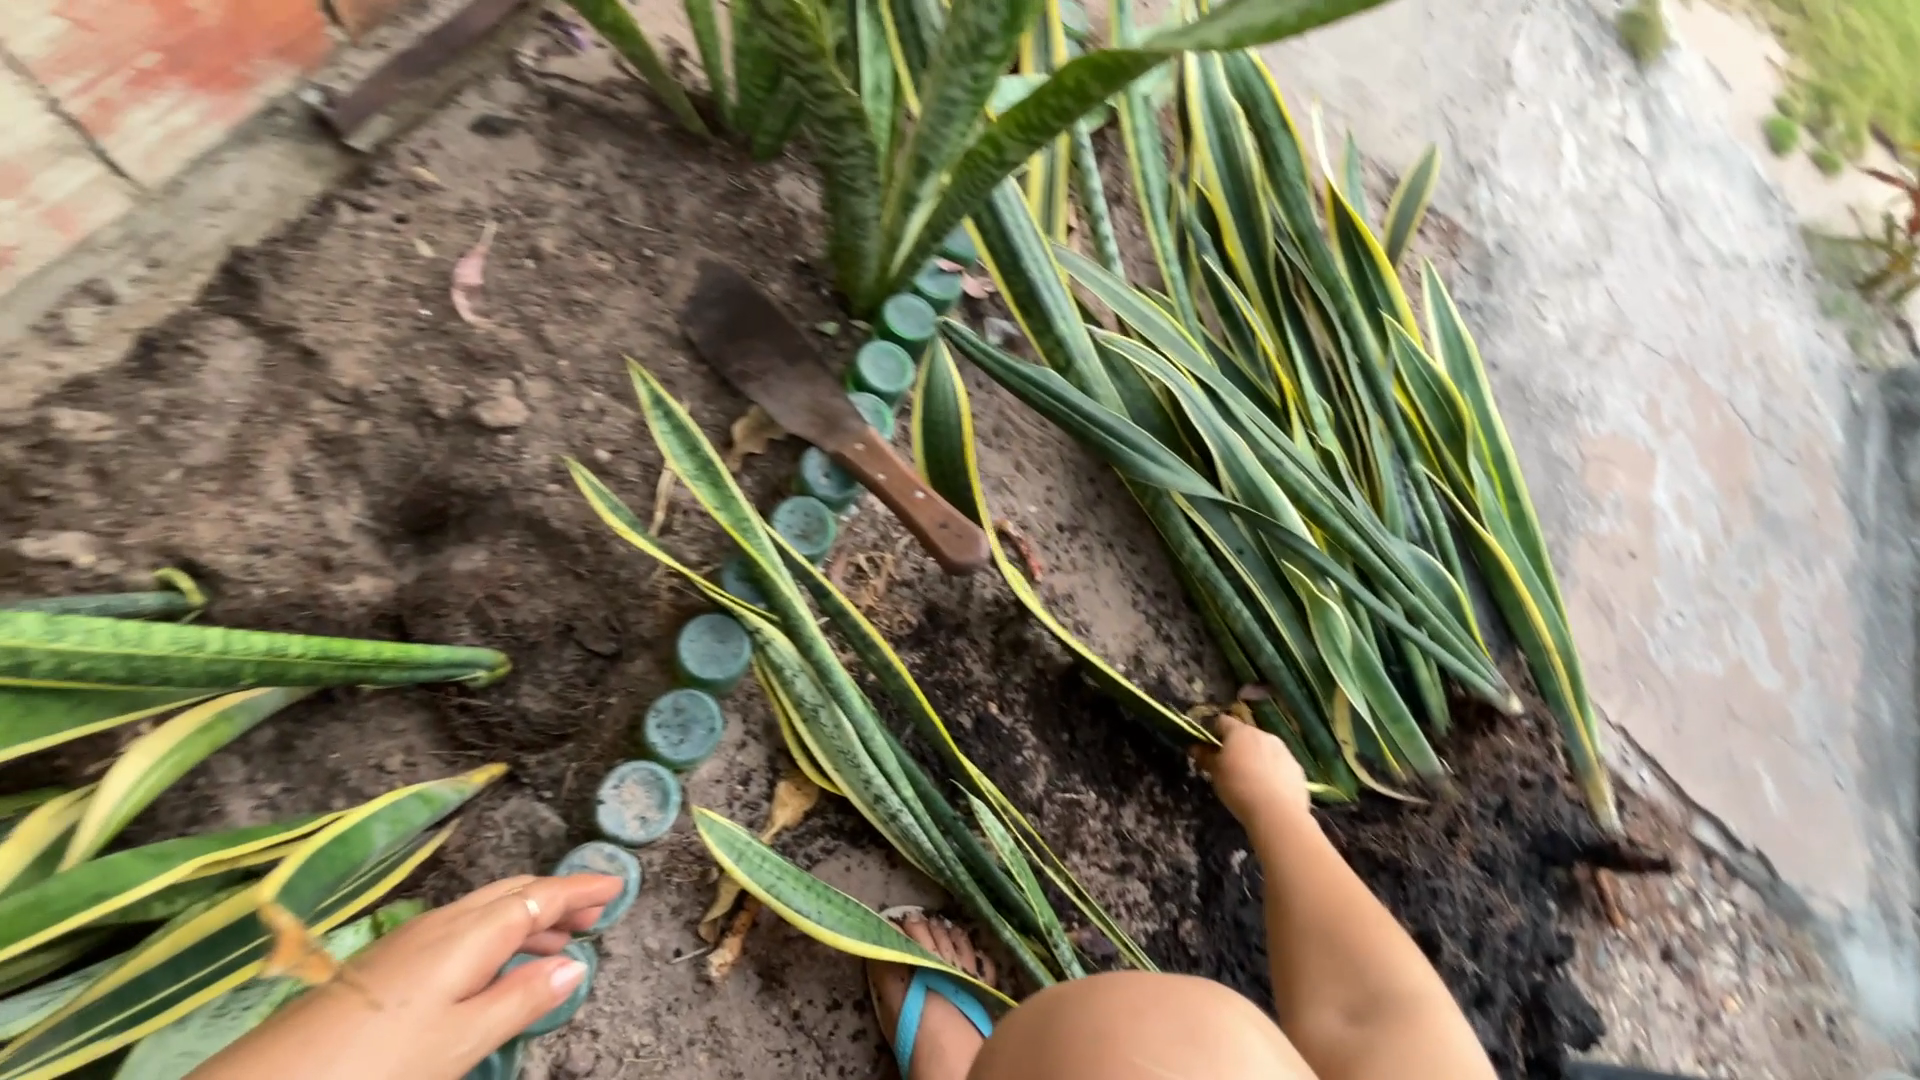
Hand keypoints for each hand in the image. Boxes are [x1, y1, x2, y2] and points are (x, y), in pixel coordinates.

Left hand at [191, 873, 622, 1079]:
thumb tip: (574, 965)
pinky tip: (497, 966)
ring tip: (559, 942)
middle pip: (514, 893)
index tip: (618, 883)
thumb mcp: (463, 1040)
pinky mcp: (387, 963)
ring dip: (529, 917)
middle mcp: (443, 923)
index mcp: (469, 934)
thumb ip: (522, 998)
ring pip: (487, 910)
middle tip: (596, 913)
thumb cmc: (379, 1063)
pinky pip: (463, 929)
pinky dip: (497, 934)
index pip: (541, 896)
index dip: (582, 888)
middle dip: (559, 897)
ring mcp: (411, 939)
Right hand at [1191, 714, 1311, 832]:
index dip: (1213, 732)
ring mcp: (1284, 750)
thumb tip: (1196, 747)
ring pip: (1265, 748)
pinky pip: (1280, 764)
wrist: (1278, 813)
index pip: (1222, 721)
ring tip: (1251, 780)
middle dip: (1237, 746)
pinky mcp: (1297, 768)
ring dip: (1256, 757)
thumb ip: (1205, 757)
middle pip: (1246, 734)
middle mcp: (1264, 735)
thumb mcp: (1215, 773)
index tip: (1209, 748)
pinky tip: (1269, 790)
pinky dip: (1273, 771)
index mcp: (1240, 732)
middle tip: (1229, 766)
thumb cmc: (1239, 788)